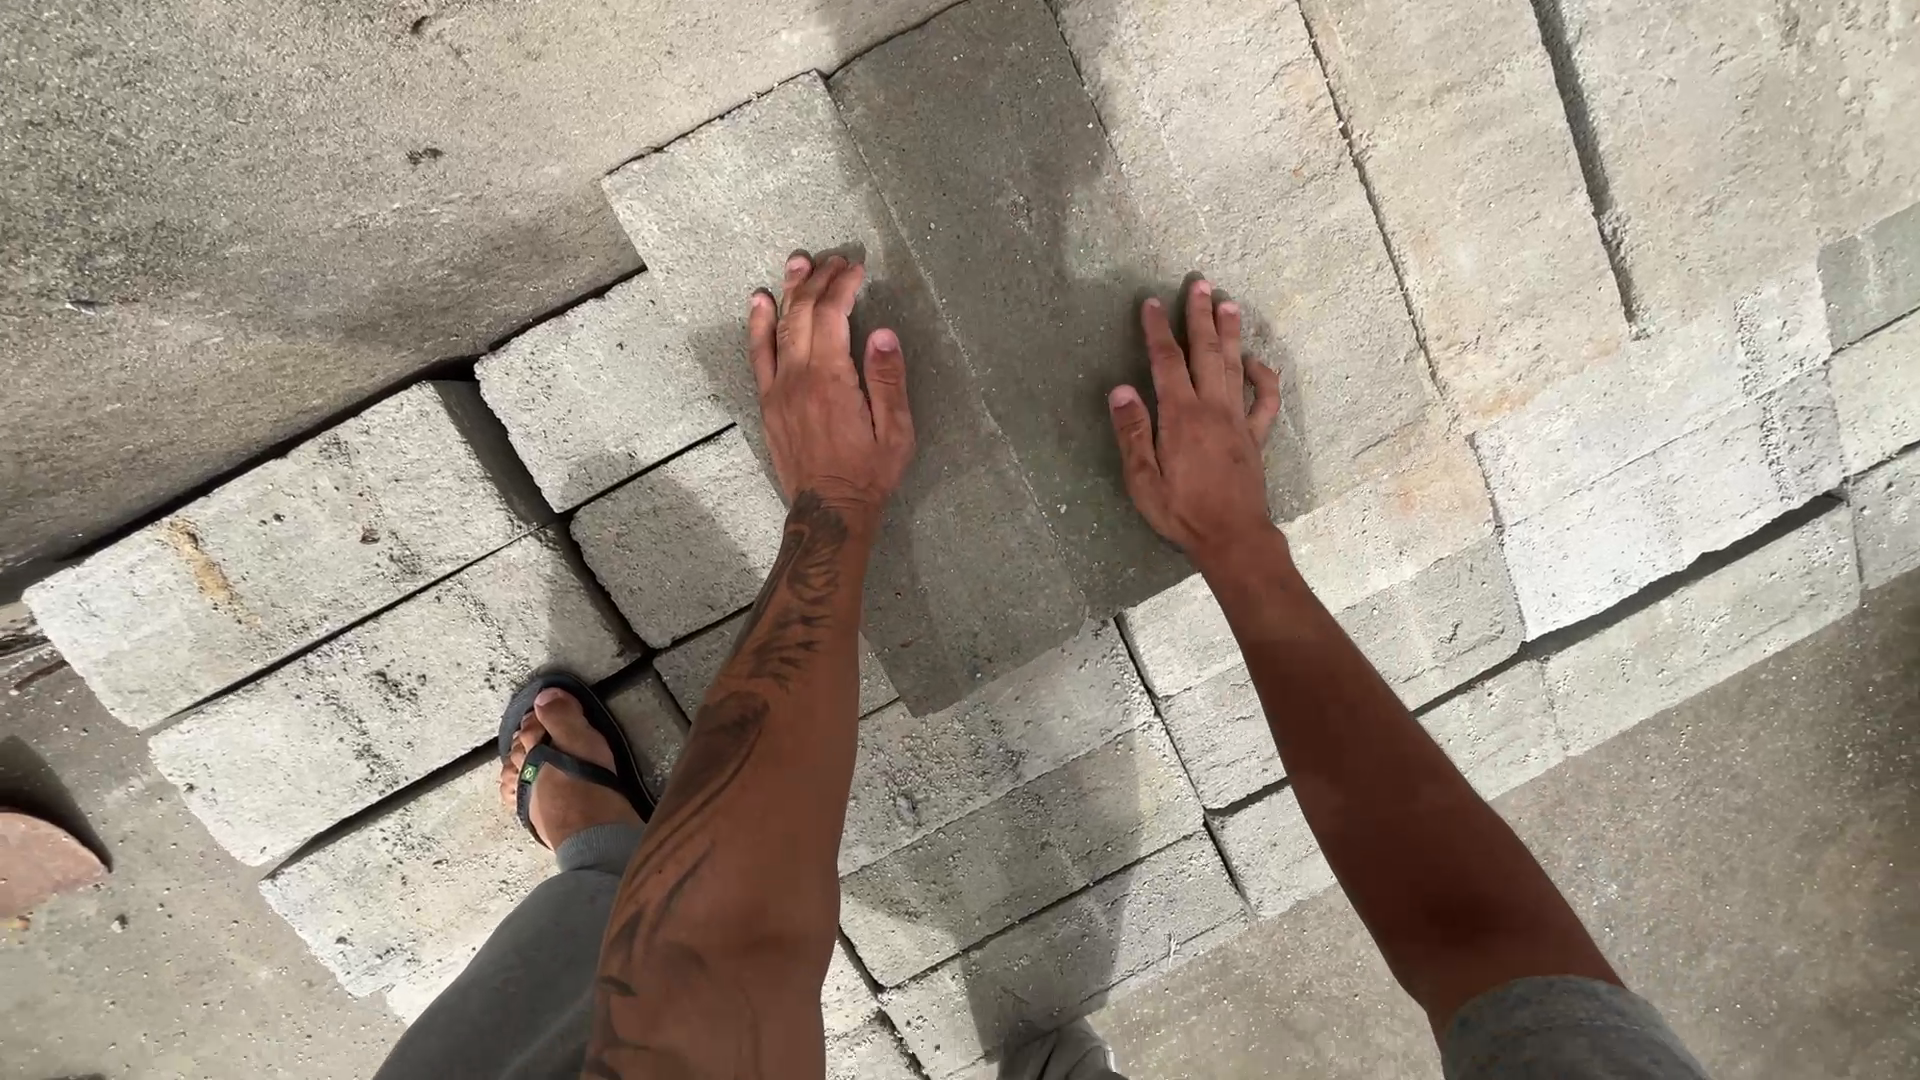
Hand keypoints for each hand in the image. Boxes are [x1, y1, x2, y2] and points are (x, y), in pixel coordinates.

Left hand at [747, 253, 916, 524]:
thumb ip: (888, 380)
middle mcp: (798, 377)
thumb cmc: (869, 474)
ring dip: (789, 292)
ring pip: (778, 328)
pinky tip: (760, 302)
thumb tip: (883, 334)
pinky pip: (758, 355)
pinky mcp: (768, 403)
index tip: (856, 267)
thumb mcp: (896, 432)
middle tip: (833, 258)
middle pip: (803, 313)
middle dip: (818, 280)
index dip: (843, 285)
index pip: (833, 315)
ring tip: (798, 263)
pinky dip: (758, 325)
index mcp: (832, 380)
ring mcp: (777, 389)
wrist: (829, 510)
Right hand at [1108, 278, 1281, 570]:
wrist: (1232, 537)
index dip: (1157, 331)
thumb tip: (1121, 390)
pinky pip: (1266, 400)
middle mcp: (1213, 409)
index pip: (1166, 363)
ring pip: (1235, 366)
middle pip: (1206, 353)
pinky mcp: (1255, 437)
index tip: (1151, 304)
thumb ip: (1132, 433)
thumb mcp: (1143, 479)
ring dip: (1230, 333)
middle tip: (1199, 283)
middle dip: (1200, 317)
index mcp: (1181, 417)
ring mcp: (1239, 421)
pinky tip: (1257, 362)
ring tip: (1227, 303)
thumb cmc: (1181, 512)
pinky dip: (1264, 376)